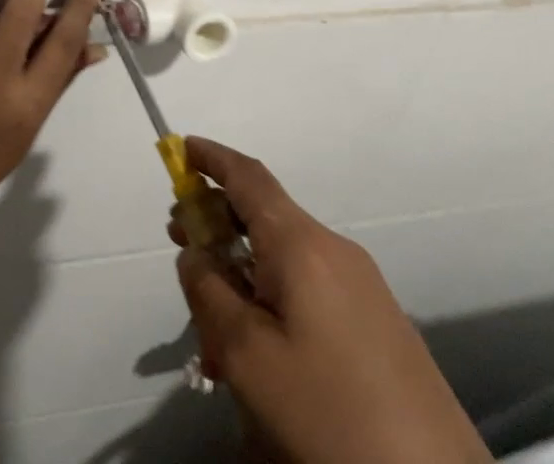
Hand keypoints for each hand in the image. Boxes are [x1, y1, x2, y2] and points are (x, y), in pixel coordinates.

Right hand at [170, 137, 492, 463]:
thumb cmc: (324, 406)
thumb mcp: (244, 352)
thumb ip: (208, 290)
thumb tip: (197, 254)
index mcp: (302, 246)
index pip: (250, 178)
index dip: (211, 158)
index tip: (179, 148)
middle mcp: (335, 253)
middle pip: (264, 217)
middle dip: (216, 222)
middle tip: (179, 245)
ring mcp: (361, 287)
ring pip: (282, 260)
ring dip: (240, 273)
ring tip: (209, 324)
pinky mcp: (374, 320)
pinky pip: (306, 289)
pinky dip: (268, 298)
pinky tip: (253, 347)